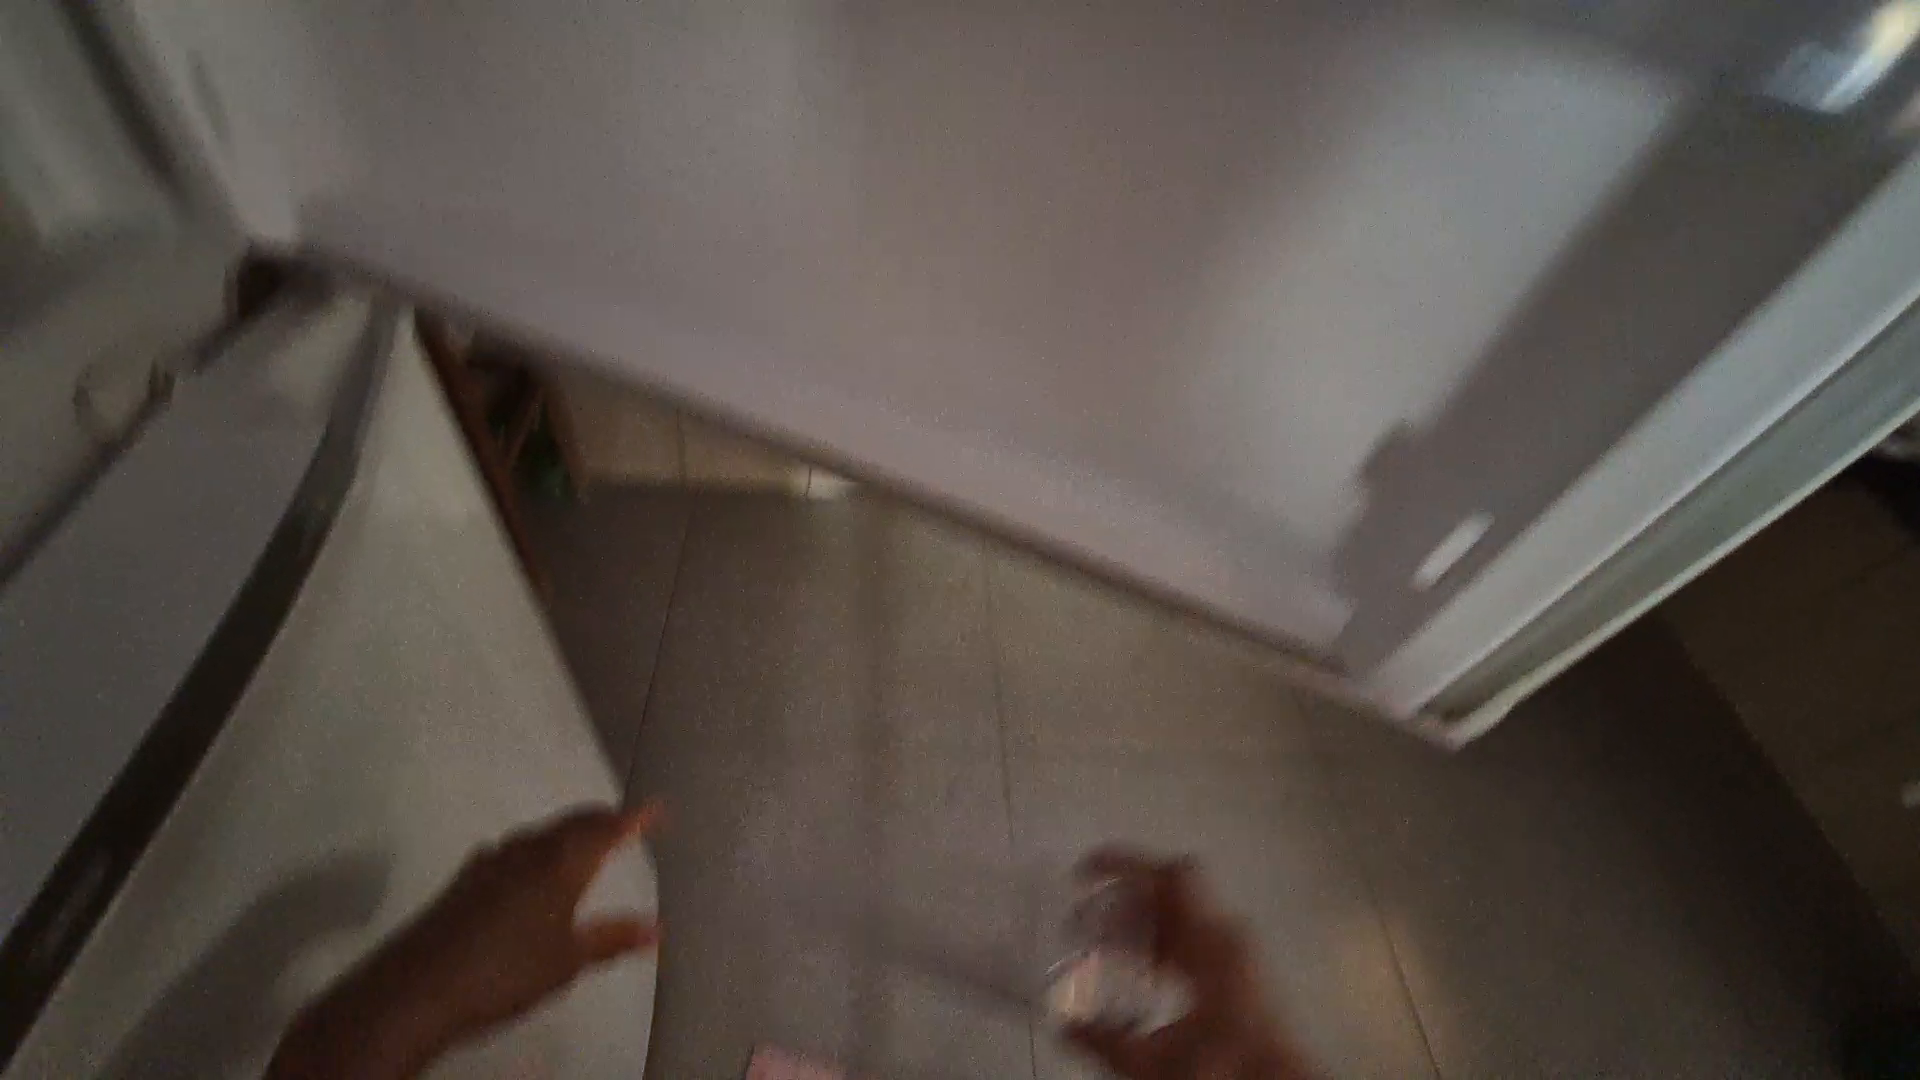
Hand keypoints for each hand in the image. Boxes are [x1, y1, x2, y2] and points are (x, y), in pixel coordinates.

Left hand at [269, 803, 660, 1079]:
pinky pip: (514, 849)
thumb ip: (613, 939)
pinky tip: (525, 863)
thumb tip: (659, 930)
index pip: (610, 829)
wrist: (411, 993)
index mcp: (565, 862)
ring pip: (543, 833)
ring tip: (583, 839)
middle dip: (603, 819)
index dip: (637, 818)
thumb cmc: (505, 971)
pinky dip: (536, 848)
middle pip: (576, 822)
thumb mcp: (568, 961)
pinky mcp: (465, 880)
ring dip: (568, 831)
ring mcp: (494, 861)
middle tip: (625, 821)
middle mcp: (532, 850)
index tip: (658, 809)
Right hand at [1064, 851, 1316, 1079]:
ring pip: (1177, 912)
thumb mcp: (1159, 1061)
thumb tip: (1066, 1028)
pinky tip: (1141, 972)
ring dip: (1137, 922)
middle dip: (1120, 901)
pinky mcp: (1240, 967)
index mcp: (1211, 943)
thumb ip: (1107, 1042)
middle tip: (1087, 923)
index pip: (1168, 876)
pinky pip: (1191, 934)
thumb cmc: (1227, 1068)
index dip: (1125, 863)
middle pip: (1165, 892)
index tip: (1086, 871)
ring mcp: (1237, 949)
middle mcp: (1227, 936)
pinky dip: (1159, 940)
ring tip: (1106, 951)